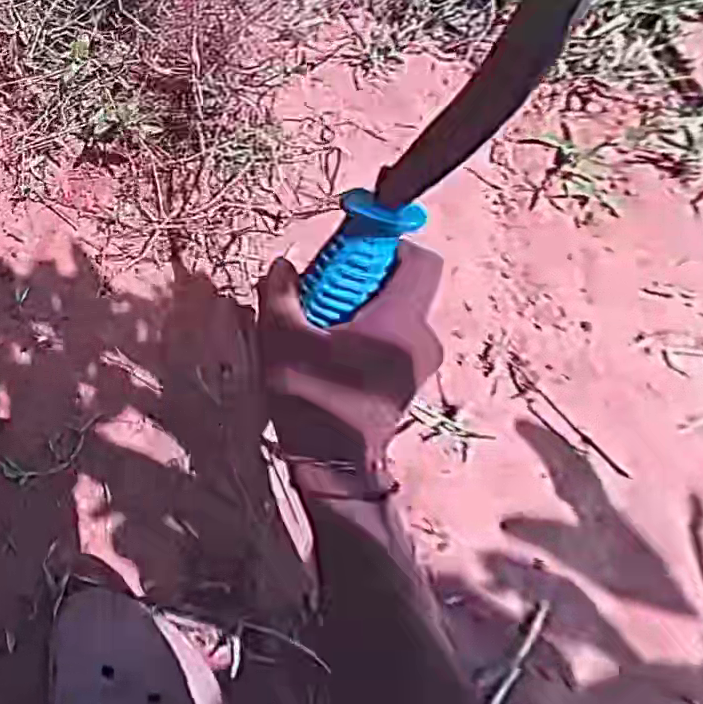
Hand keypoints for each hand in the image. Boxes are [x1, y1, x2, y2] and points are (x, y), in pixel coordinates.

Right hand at [256, 243, 443, 468]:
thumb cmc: (309, 392)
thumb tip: (284, 264)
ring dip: (355, 306)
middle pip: (401, 285)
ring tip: (313, 323)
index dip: (386, 244)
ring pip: (392, 312)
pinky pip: (389, 336)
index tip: (344, 251)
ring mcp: (419, 360)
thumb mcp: (280, 336)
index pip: (418, 261)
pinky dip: (360, 329)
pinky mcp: (407, 378)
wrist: (332, 459)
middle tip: (314, 290)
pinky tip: (325, 347)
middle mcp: (422, 336)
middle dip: (357, 278)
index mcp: (398, 321)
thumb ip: (281, 292)